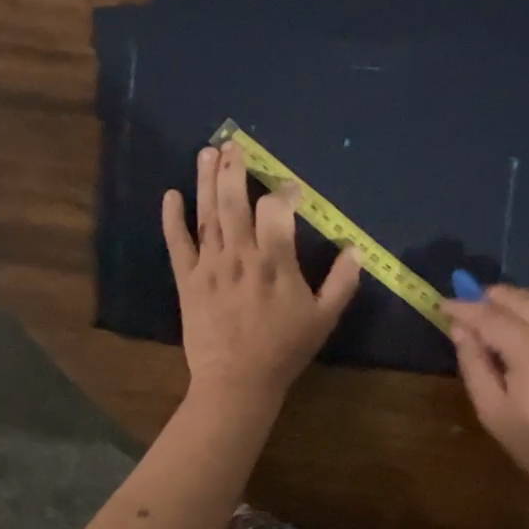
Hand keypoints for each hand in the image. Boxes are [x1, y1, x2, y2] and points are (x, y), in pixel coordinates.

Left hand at [163, 142, 360, 405]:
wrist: (236, 382)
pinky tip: (171, 194)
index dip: (284, 193)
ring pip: (207, 215)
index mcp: (274, 263)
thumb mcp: (323, 319)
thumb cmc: (283, 350)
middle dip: (234, 170)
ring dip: (206, 181)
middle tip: (234, 145)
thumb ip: (342, 282)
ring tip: (208, 152)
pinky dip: (173, 219)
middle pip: (234, 202)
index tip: (291, 189)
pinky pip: (177, 244)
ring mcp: (209, 266)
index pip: (276, 210)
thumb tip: (356, 249)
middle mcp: (239, 256)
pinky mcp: (187, 280)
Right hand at [443, 285, 528, 490]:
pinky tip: (522, 328)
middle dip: (491, 297)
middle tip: (467, 305)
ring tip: (492, 315)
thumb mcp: (490, 407)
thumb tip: (460, 328)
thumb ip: (473, 362)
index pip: (493, 317)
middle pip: (521, 299)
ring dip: (515, 303)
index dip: (465, 308)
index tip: (444, 304)